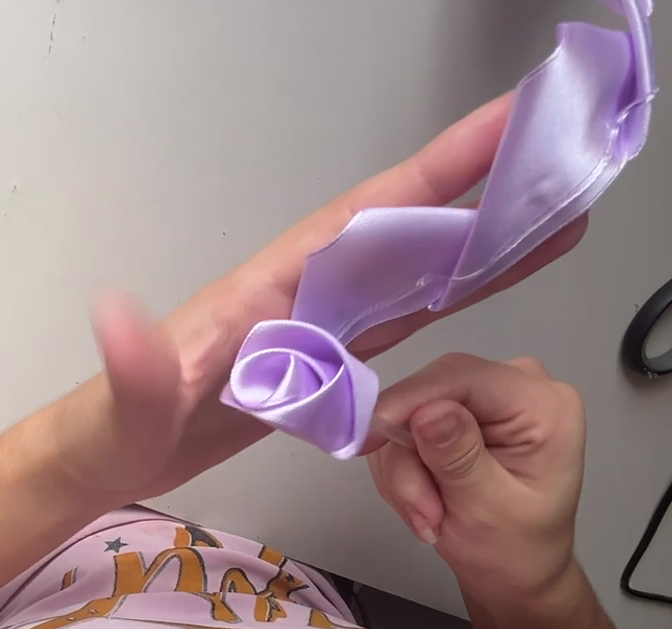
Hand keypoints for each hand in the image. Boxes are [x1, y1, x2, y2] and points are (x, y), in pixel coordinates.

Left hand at [34, 93, 587, 506]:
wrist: (112, 457)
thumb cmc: (116, 430)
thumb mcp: (127, 405)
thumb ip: (135, 367)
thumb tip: (119, 314)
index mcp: (264, 290)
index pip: (361, 220)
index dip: (434, 175)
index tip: (506, 127)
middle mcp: (296, 298)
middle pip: (399, 236)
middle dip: (477, 198)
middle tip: (559, 164)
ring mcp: (307, 331)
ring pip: (403, 278)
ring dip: (471, 252)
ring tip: (546, 224)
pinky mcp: (312, 366)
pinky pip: (387, 328)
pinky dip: (436, 306)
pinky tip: (472, 295)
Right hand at [365, 353, 585, 606]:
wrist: (513, 573)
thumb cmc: (514, 548)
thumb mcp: (488, 508)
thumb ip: (458, 457)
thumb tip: (426, 412)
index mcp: (541, 404)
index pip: (464, 377)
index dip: (410, 400)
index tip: (370, 439)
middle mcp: (513, 388)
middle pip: (428, 393)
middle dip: (408, 456)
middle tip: (419, 512)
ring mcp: (479, 401)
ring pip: (406, 417)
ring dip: (403, 474)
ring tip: (427, 518)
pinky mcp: (450, 416)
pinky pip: (401, 432)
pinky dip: (401, 473)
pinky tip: (423, 503)